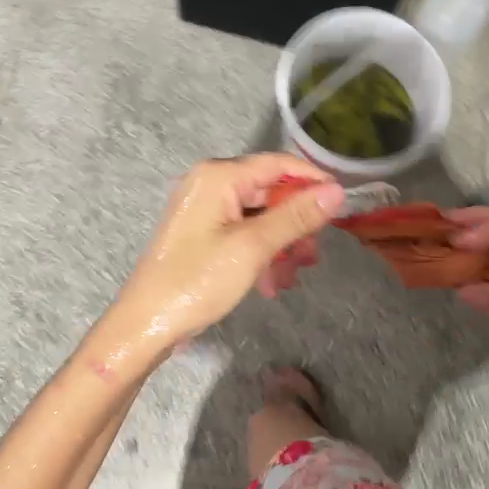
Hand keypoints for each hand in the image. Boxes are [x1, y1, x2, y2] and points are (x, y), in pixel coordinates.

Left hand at [104, 155, 344, 365]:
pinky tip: (269, 284)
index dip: (313, 180)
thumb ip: (296, 216)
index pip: (278, 164)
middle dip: (295, 223)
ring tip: (290, 277)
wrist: (146, 324)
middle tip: (312, 256)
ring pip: (258, 215)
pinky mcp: (200, 231)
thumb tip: (337, 191)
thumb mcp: (254, 248)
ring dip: (280, 243)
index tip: (343, 205)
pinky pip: (241, 231)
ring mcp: (202, 207)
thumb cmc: (198, 281)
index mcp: (218, 175)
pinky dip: (260, 252)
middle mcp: (209, 181)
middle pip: (269, 191)